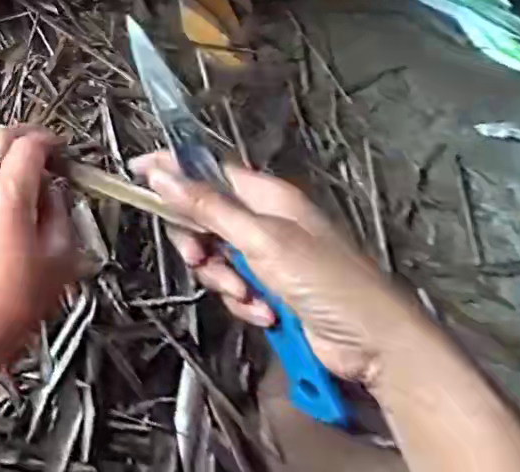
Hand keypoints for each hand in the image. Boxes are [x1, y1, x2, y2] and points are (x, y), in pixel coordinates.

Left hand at [0, 126, 79, 342]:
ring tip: (40, 178)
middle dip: (29, 136)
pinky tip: (21, 195)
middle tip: (51, 151)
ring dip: (14, 155)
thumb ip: (60, 208)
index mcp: (9, 191)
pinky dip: (2, 172)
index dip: (50, 141)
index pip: (29, 144)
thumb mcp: (61, 251)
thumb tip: (57, 189)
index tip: (64, 149)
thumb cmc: (17, 293)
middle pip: (3, 137)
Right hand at [130, 152, 434, 388]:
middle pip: (202, 215)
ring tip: (246, 293)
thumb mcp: (260, 239)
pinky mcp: (269, 287)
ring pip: (213, 254)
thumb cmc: (334, 285)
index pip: (205, 170)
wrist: (380, 351)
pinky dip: (240, 299)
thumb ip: (206, 206)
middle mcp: (263, 220)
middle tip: (202, 256)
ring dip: (221, 277)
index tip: (138, 170)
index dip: (171, 169)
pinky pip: (231, 284)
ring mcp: (267, 255)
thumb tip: (162, 175)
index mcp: (266, 196)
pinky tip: (262, 310)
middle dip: (198, 241)